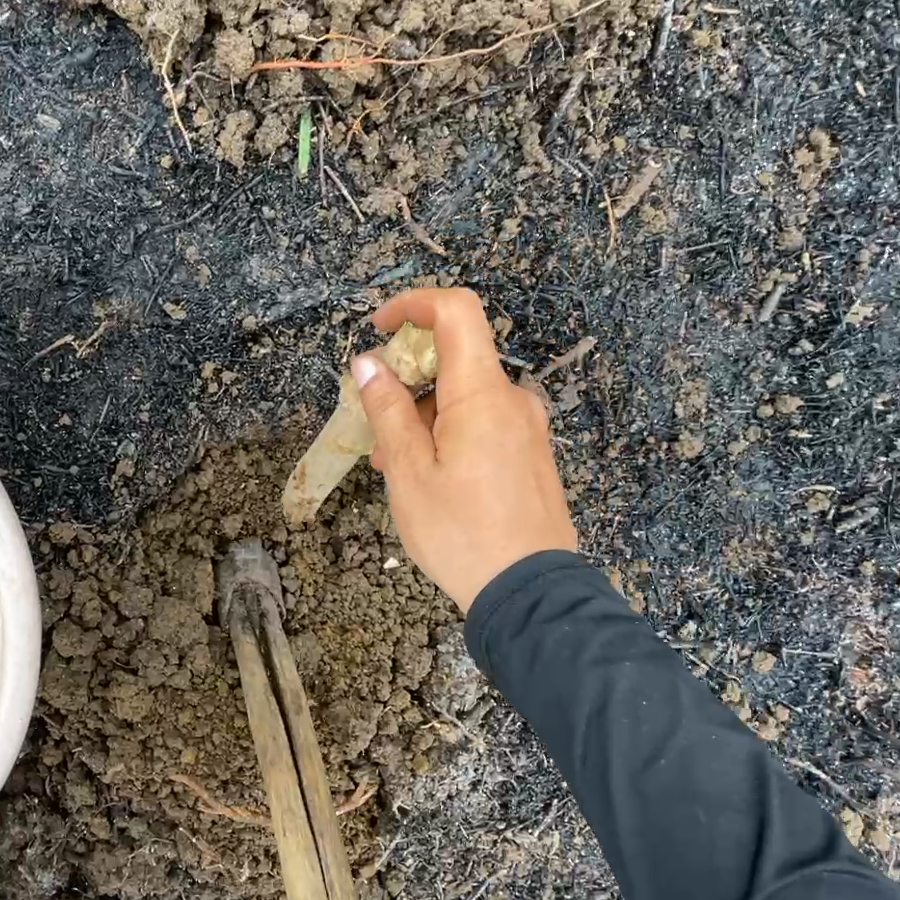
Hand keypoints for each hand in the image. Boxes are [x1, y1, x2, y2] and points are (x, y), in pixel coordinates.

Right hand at [351, 289, 577, 610]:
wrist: (531, 595)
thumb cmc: (461, 532)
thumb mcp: (408, 472)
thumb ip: (387, 410)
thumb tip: (368, 363)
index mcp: (482, 394)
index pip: (456, 311)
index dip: (413, 304)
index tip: (378, 328)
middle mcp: (512, 399)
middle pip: (455, 358)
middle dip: (407, 379)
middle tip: (375, 428)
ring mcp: (526, 427)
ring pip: (464, 396)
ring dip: (423, 415)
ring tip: (394, 468)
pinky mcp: (530, 453)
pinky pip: (482, 422)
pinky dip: (447, 432)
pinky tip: (428, 478)